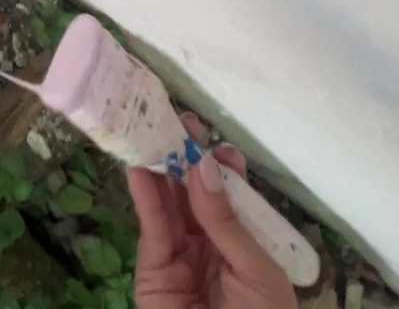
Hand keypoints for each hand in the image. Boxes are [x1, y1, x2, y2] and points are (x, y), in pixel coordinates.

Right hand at [127, 113, 297, 308]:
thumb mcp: (258, 276)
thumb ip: (226, 221)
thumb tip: (204, 164)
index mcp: (248, 250)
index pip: (234, 202)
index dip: (225, 171)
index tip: (217, 142)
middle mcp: (213, 245)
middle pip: (196, 193)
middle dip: (188, 157)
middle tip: (179, 121)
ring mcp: (181, 252)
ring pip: (169, 200)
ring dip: (161, 165)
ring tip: (153, 130)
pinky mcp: (152, 262)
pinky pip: (150, 221)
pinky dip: (144, 192)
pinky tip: (140, 166)